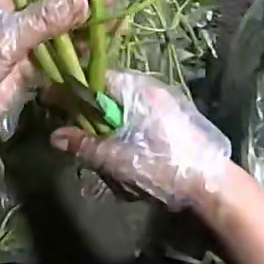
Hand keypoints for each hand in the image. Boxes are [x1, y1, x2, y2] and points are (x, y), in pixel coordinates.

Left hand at [0, 0, 89, 137]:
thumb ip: (45, 18)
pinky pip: (61, 51)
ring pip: (60, 23)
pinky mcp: (31, 63)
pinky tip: (101, 47)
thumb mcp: (7, 34)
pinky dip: (79, 49)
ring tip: (114, 21)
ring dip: (84, 22)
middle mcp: (14, 10)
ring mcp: (24, 37)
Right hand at [48, 70, 230, 211]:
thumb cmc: (161, 167)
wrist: (214, 186)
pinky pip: (139, 120)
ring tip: (107, 161)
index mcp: (134, 88)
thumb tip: (54, 135)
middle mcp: (150, 88)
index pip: (91, 76)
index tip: (49, 101)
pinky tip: (128, 161)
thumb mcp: (115, 159)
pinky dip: (126, 136)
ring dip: (109, 131)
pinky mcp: (174, 121)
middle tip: (77, 139)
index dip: (68, 89)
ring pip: (122, 110)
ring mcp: (164, 103)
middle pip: (105, 94)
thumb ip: (83, 144)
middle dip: (89, 117)